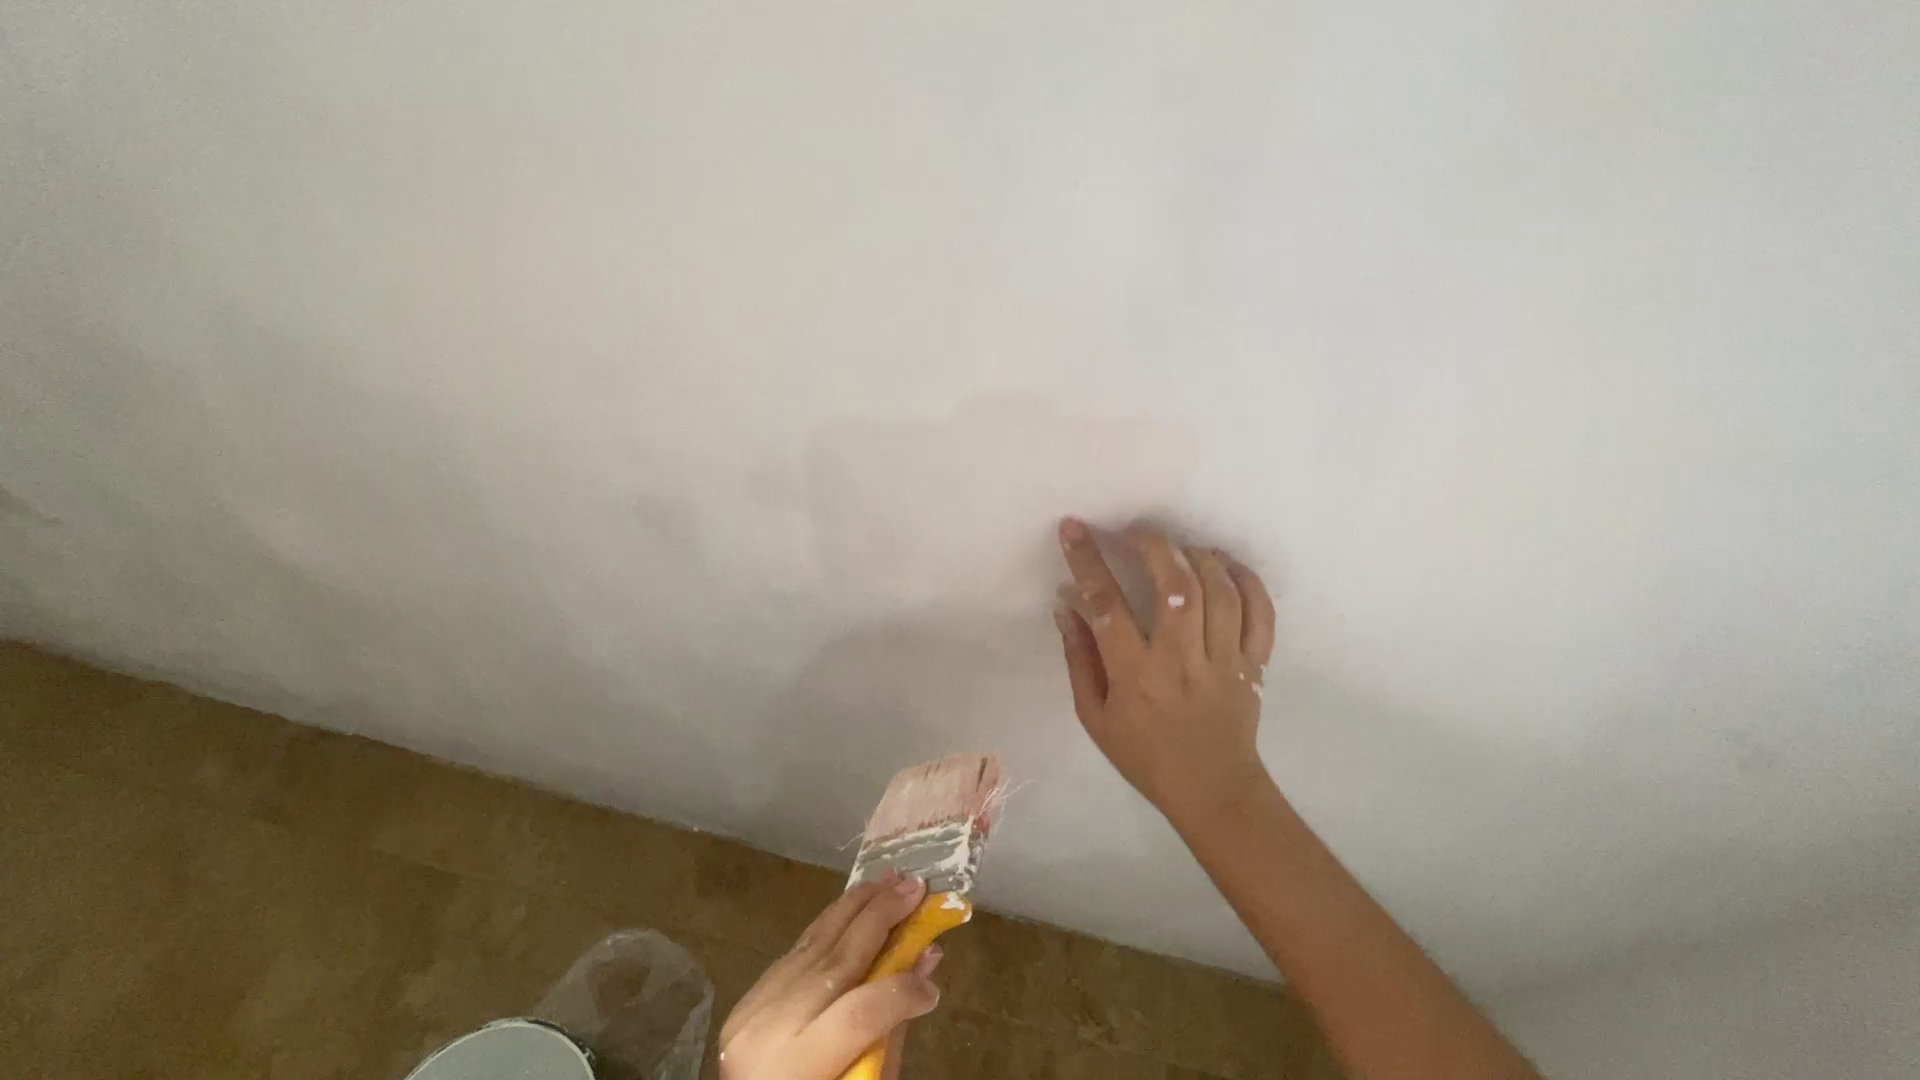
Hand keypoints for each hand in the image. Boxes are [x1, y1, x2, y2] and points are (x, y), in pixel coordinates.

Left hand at [718, 872, 943, 1079]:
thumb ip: (891, 1028)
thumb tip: (925, 960)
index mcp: (796, 1067)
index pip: (857, 1013)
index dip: (902, 988)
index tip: (934, 972)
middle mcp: (769, 1030)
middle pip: (835, 960)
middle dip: (881, 917)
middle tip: (917, 886)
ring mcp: (753, 1008)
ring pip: (815, 942)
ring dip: (858, 905)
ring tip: (891, 880)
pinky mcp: (751, 994)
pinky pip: (800, 948)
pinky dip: (833, 922)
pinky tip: (857, 902)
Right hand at [1053, 518, 1277, 820]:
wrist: (1212, 789)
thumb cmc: (1144, 755)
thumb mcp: (1094, 716)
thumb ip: (1079, 658)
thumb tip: (1067, 606)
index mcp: (1135, 674)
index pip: (1108, 604)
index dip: (1088, 560)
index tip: (1074, 528)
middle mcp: (1181, 660)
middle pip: (1176, 585)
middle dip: (1153, 545)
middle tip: (1136, 531)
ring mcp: (1224, 660)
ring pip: (1219, 591)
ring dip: (1197, 556)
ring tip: (1179, 546)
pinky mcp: (1255, 664)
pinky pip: (1259, 612)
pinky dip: (1246, 580)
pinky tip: (1224, 564)